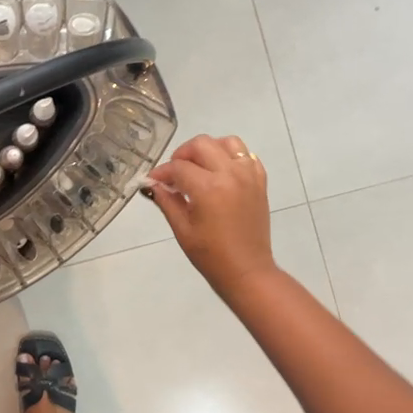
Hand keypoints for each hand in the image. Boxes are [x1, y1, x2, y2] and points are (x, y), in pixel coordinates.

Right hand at [146, 134, 277, 295]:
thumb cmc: (210, 255)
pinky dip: (231, 157)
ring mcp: (248, 176)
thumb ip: (166, 201)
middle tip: (174, 173)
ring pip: (227, 142)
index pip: (178, 167)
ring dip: (209, 149)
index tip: (153, 181)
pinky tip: (221, 173)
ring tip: (199, 167)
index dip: (162, 172)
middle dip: (182, 154)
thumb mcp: (182, 229)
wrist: (246, 270)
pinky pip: (246, 156)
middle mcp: (230, 175)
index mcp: (208, 188)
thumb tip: (152, 184)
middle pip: (202, 144)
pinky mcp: (260, 182)